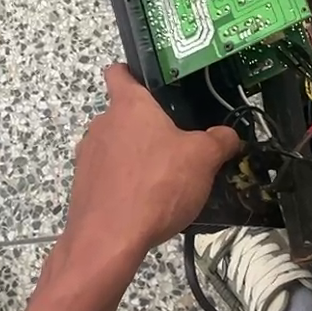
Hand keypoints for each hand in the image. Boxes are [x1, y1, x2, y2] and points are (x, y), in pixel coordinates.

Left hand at [64, 65, 240, 261]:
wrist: (109, 239)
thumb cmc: (157, 185)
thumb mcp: (203, 159)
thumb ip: (219, 141)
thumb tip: (228, 135)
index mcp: (128, 105)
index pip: (119, 71)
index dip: (134, 72)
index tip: (153, 85)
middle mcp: (102, 123)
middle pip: (124, 114)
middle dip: (148, 127)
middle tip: (177, 144)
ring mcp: (87, 156)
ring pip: (116, 146)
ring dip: (136, 157)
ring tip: (164, 179)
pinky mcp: (82, 186)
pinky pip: (108, 175)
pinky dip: (125, 183)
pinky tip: (146, 203)